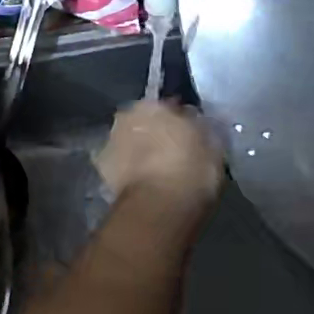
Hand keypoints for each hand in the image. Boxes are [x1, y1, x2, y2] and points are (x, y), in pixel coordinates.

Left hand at [96, 97, 223, 216]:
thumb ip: (200, 127)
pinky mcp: (101, 165)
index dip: (180, 121)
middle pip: (144, 120)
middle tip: (171, 152)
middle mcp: (127, 115)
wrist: (158, 207)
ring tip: (155, 171)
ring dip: (138, 149)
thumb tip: (193, 120)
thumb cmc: (192, 173)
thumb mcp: (212, 146)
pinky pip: (118, 161)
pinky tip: (139, 183)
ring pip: (128, 139)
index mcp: (154, 105)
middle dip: (155, 132)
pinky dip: (126, 168)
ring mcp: (110, 139)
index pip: (169, 106)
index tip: (189, 135)